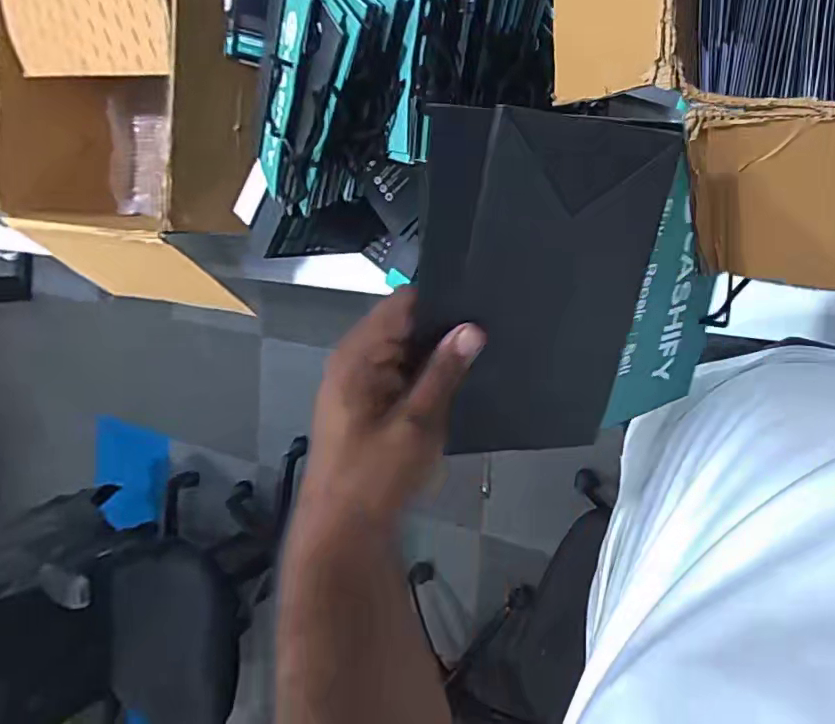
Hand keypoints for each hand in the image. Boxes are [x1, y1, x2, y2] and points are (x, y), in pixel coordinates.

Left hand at [297, 288, 484, 531]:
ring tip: (488, 344)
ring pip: (411, 350)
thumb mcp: (416, 423)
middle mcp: (358, 360)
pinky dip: (432, 374)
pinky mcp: (375, 403)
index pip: (402, 303)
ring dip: (442, 352)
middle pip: (408, 324)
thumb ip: (445, 371)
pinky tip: (465, 376)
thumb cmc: (373, 477)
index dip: (440, 297)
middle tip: (494, 323)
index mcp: (358, 356)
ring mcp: (365, 383)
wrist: (341, 538)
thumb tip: (474, 327)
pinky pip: (408, 373)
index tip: (480, 296)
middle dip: (446, 326)